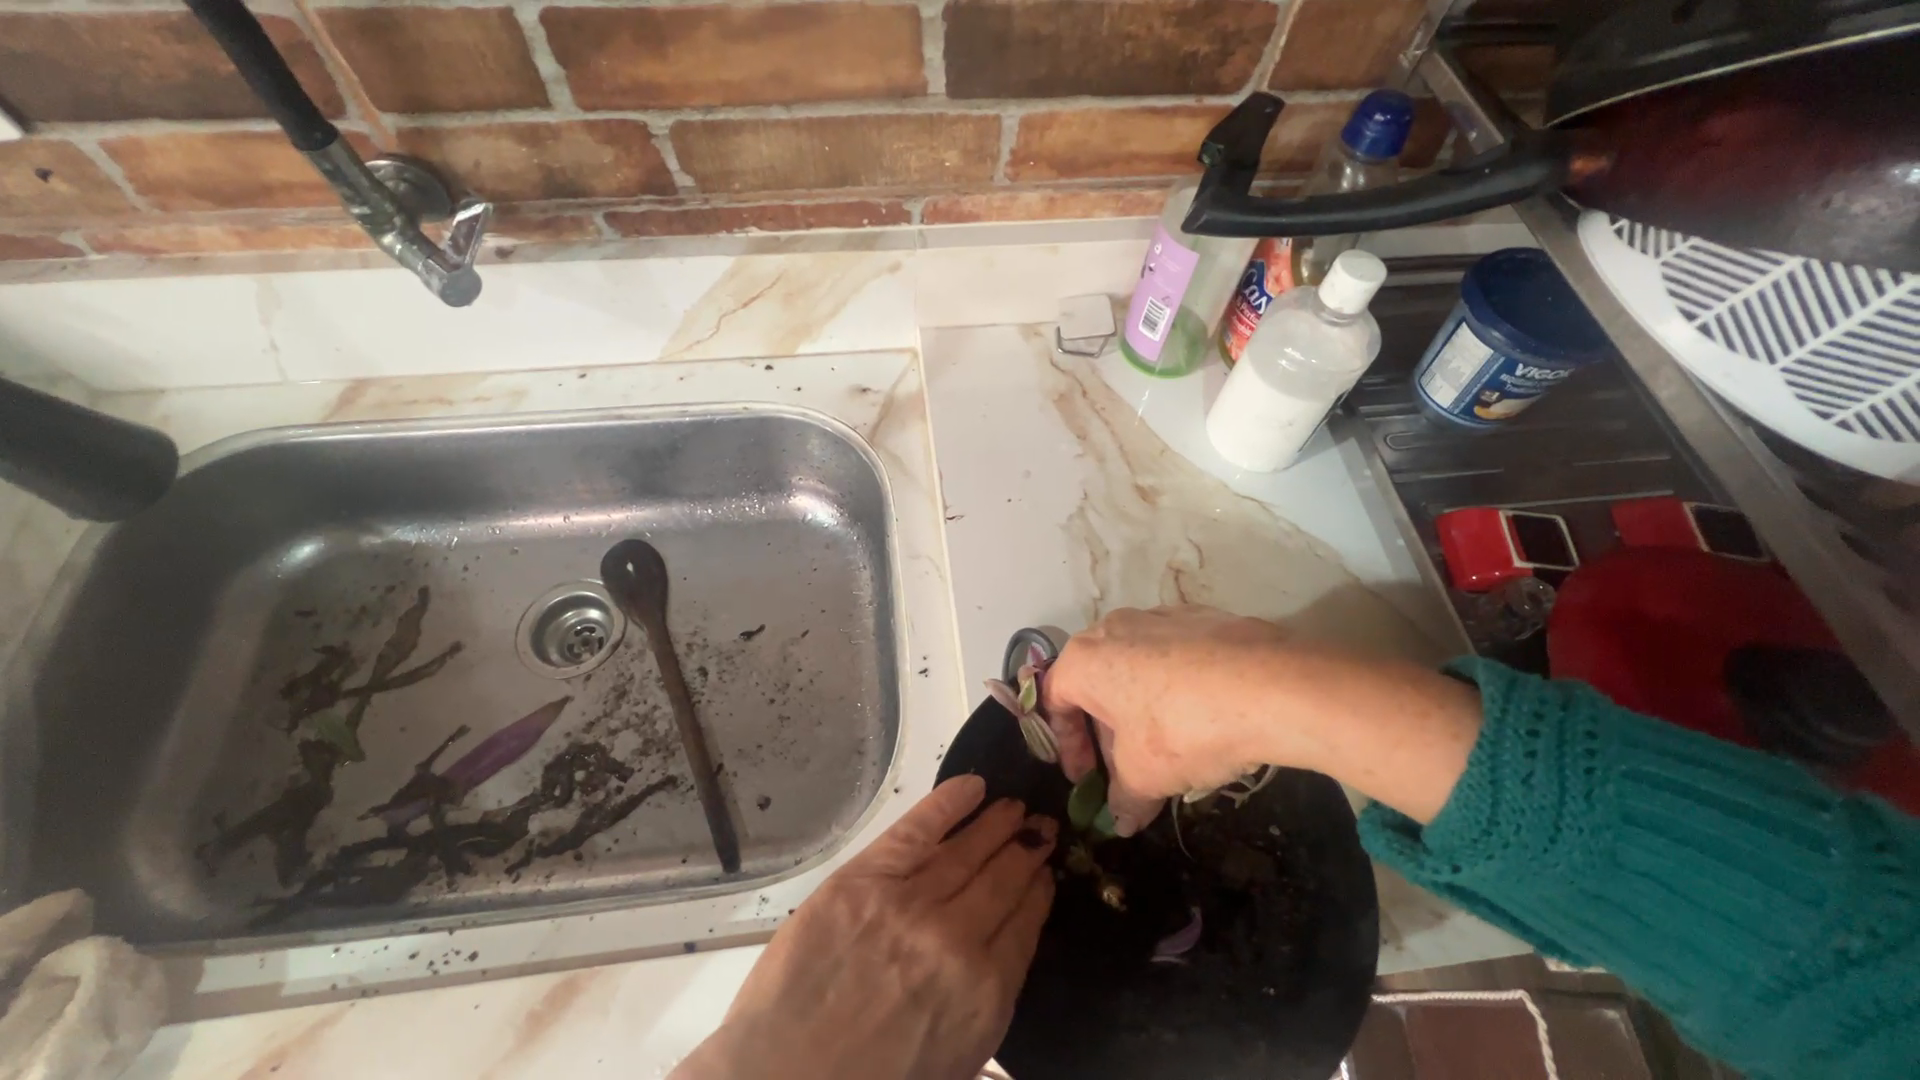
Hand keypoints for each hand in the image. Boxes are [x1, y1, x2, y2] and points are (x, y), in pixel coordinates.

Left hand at [672, 776, 1056, 1079]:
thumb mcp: (955, 1058)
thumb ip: (986, 1000)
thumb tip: (1005, 947)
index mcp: (984, 993)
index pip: (1025, 923)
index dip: (1037, 892)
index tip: (1045, 872)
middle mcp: (956, 940)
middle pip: (1003, 879)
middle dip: (1026, 850)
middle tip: (1040, 827)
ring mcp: (908, 904)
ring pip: (967, 851)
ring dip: (995, 824)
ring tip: (1013, 807)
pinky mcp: (863, 880)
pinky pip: (917, 830)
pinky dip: (948, 803)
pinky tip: (973, 787)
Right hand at [1042, 606, 1484, 833]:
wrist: (1273, 686)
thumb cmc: (1183, 729)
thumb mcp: (1145, 776)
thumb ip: (1123, 799)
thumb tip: (1120, 822)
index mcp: (1084, 659)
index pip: (1055, 701)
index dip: (1067, 745)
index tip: (1085, 778)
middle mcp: (1114, 627)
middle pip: (1095, 682)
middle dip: (1105, 730)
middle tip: (1125, 769)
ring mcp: (1160, 617)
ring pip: (1135, 667)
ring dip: (1140, 709)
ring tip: (1167, 749)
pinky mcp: (1203, 618)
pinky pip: (1174, 656)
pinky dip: (1175, 689)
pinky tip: (1202, 720)